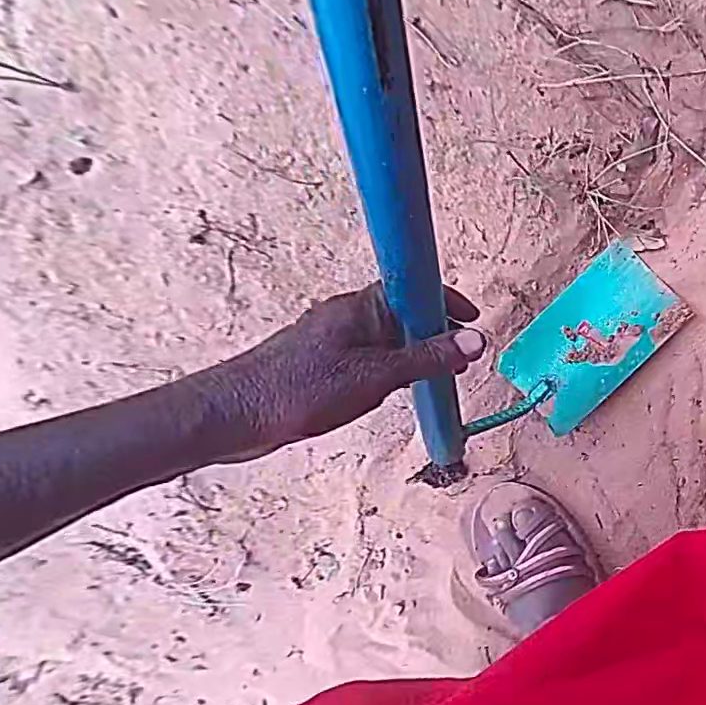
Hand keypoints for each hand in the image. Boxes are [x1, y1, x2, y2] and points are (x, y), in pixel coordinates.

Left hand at [189, 283, 485, 460]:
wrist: (230, 417)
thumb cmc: (298, 390)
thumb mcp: (375, 376)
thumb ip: (428, 358)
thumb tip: (475, 340)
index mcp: (359, 308)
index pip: (413, 287)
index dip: (446, 300)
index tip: (472, 319)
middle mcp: (350, 317)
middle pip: (407, 312)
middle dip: (440, 331)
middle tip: (463, 360)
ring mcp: (339, 339)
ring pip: (393, 336)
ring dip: (421, 351)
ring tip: (442, 377)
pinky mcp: (330, 362)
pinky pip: (377, 355)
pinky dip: (400, 365)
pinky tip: (406, 386)